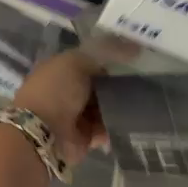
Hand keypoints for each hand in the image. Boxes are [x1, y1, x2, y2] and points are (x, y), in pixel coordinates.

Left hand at [11, 38, 136, 166]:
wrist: (44, 132)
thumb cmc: (56, 90)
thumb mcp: (76, 61)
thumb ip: (101, 53)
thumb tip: (129, 49)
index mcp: (58, 69)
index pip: (87, 62)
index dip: (108, 61)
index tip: (133, 61)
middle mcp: (65, 91)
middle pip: (97, 86)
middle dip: (117, 85)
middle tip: (142, 82)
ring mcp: (74, 115)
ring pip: (103, 107)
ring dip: (119, 106)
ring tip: (143, 101)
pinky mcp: (83, 137)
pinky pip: (105, 129)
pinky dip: (117, 126)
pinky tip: (135, 120)